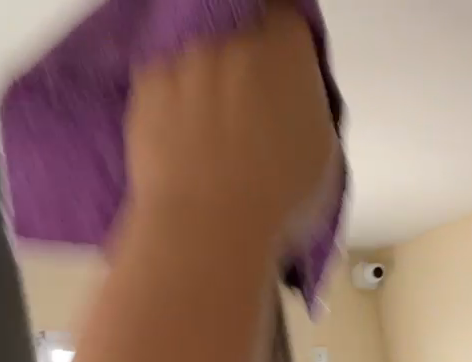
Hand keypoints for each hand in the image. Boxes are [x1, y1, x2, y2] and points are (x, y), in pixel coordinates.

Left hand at [126, 7, 338, 243]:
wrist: (207, 230)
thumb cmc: (278, 202)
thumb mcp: (324, 156)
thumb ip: (311, 109)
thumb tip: (295, 103)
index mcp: (288, 52)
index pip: (289, 20)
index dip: (285, 48)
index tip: (283, 78)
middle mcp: (234, 40)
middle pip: (241, 37)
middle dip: (245, 68)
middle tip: (248, 119)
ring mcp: (184, 58)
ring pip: (198, 60)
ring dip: (205, 86)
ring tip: (209, 139)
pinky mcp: (146, 84)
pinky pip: (163, 85)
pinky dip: (170, 107)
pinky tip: (180, 146)